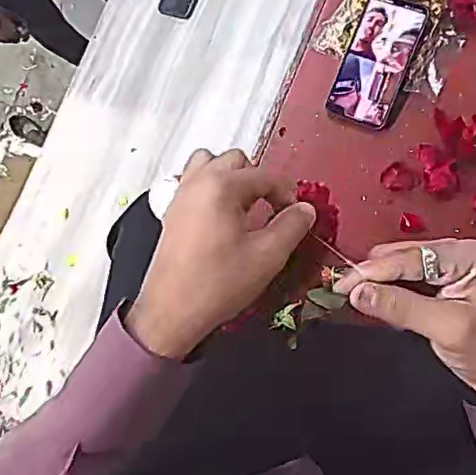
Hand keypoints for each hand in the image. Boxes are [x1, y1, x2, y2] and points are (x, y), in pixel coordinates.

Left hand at [127, 150, 316, 359]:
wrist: (171, 314)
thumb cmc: (216, 284)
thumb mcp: (268, 255)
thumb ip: (293, 225)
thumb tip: (304, 210)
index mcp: (221, 187)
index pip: (265, 175)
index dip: (287, 193)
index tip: (295, 214)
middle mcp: (197, 183)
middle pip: (236, 161)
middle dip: (259, 180)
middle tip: (272, 208)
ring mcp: (180, 196)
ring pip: (210, 165)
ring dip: (232, 178)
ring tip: (246, 207)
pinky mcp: (172, 213)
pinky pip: (194, 183)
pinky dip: (212, 190)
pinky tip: (224, 218)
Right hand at [333, 239, 475, 397]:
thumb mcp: (447, 329)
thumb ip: (402, 307)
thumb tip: (357, 292)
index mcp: (465, 254)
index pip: (411, 257)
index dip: (373, 270)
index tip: (341, 284)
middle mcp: (455, 252)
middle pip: (401, 257)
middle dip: (371, 273)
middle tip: (339, 292)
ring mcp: (445, 267)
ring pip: (398, 267)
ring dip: (375, 281)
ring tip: (347, 296)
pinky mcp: (436, 285)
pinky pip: (403, 280)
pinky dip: (385, 290)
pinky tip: (368, 299)